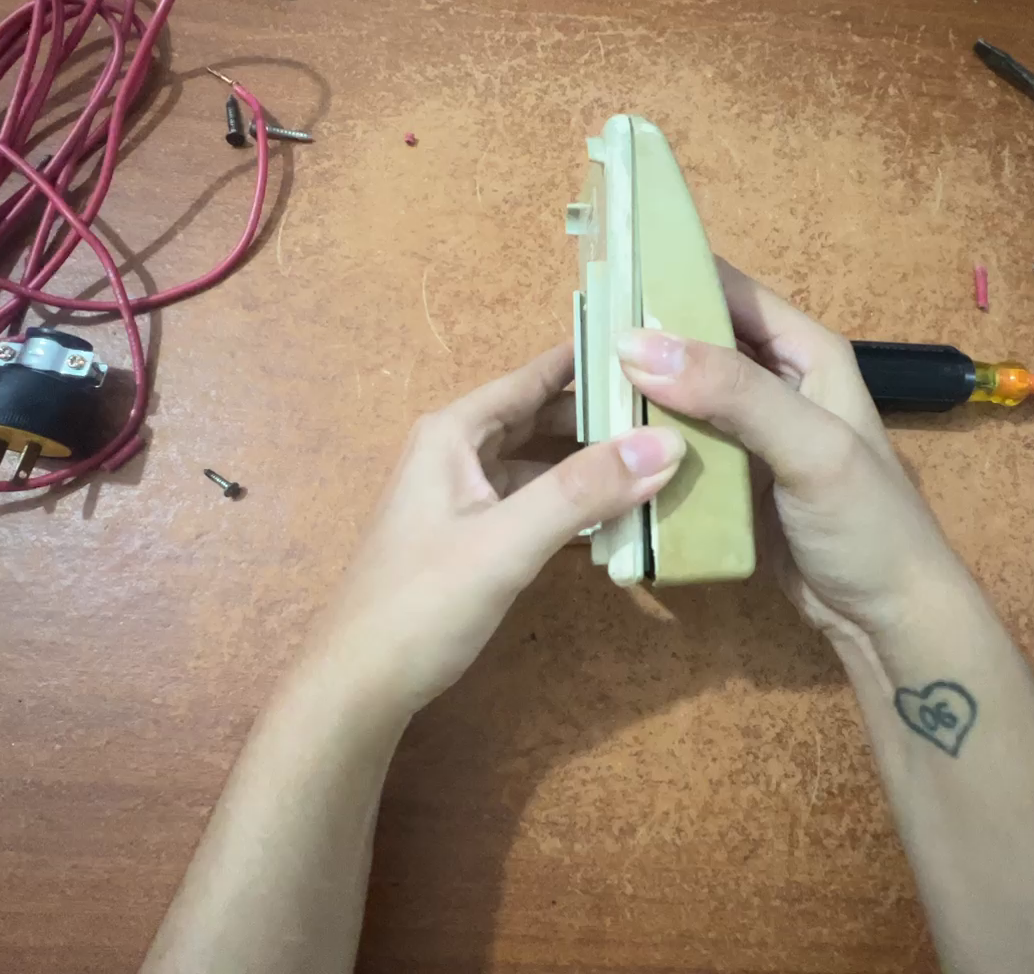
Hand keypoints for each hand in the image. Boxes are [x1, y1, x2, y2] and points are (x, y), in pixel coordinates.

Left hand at [313, 343, 685, 711]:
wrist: (360, 685)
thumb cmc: (424, 602)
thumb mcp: (506, 541)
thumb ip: (583, 490)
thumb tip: (665, 442)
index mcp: (455, 432)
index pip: (534, 376)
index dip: (589, 359)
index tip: (651, 348)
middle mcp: (458, 452)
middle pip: (540, 418)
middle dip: (600, 417)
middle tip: (672, 414)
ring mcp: (463, 495)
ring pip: (538, 463)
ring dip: (589, 463)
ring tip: (657, 460)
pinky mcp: (472, 535)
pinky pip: (532, 502)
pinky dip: (571, 504)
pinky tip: (615, 513)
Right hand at [615, 260, 968, 644]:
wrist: (883, 616)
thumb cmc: (866, 523)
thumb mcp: (810, 448)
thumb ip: (734, 393)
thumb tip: (638, 346)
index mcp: (806, 354)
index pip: (733, 293)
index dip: (676, 277)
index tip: (610, 275)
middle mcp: (774, 383)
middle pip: (699, 343)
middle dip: (646, 339)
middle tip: (580, 342)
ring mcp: (748, 432)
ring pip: (682, 395)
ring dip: (640, 392)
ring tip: (580, 388)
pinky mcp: (728, 476)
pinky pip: (679, 443)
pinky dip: (647, 440)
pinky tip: (607, 442)